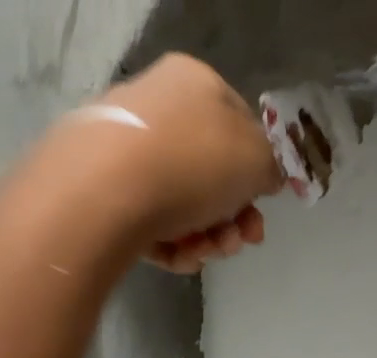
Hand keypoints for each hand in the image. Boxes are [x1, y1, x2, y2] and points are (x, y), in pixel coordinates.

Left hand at [95, 53, 283, 272]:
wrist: (105, 192)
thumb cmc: (194, 162)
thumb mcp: (258, 159)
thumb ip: (271, 167)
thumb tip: (264, 176)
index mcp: (194, 83)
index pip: (241, 123)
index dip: (258, 168)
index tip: (264, 201)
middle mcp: (158, 107)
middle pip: (214, 172)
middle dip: (235, 216)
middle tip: (243, 240)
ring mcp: (127, 147)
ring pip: (187, 202)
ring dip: (210, 236)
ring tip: (208, 252)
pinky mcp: (104, 187)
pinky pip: (154, 220)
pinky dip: (174, 244)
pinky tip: (180, 256)